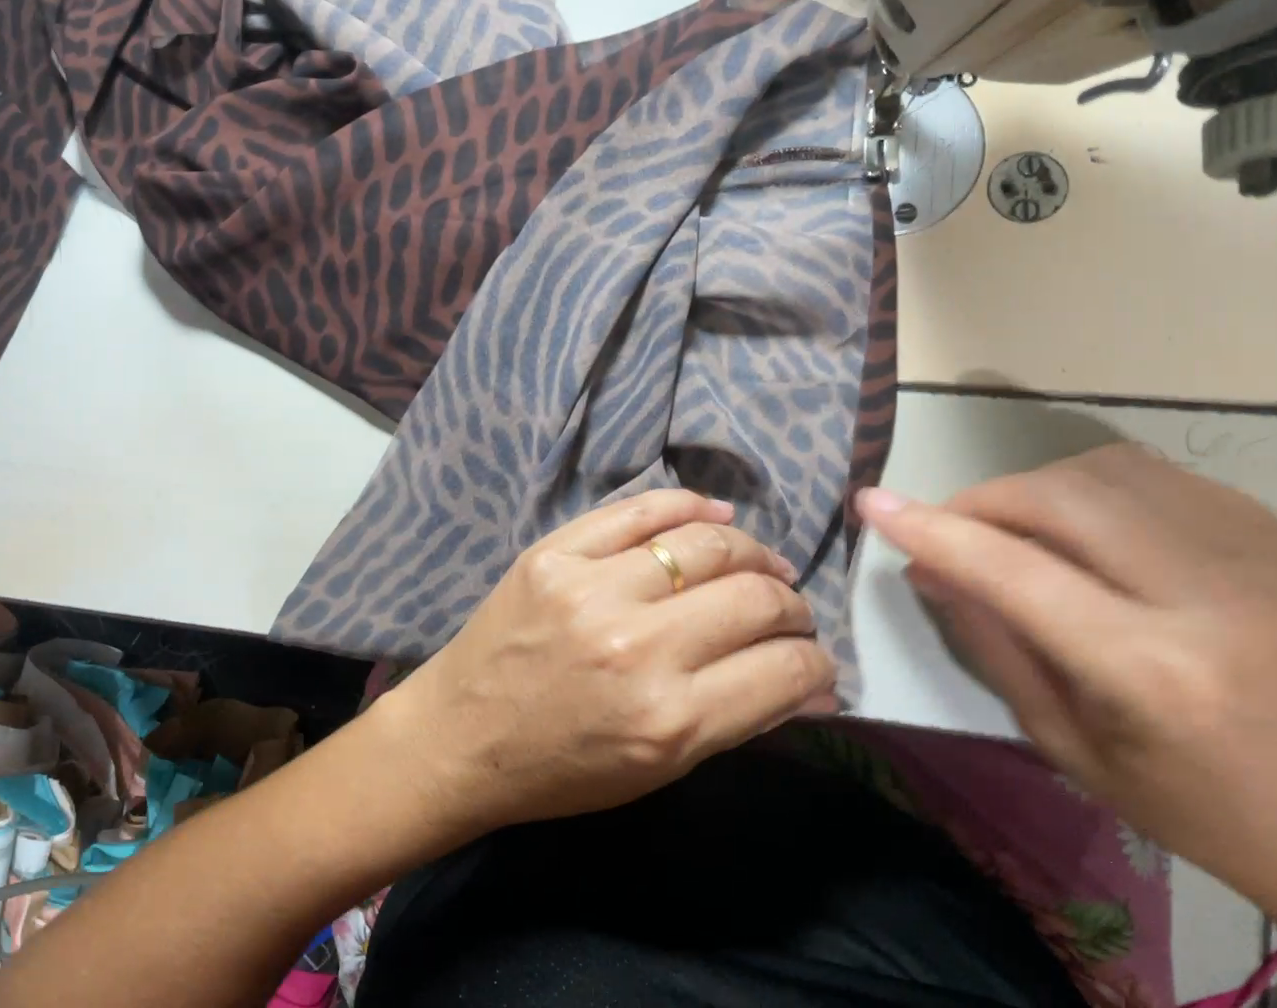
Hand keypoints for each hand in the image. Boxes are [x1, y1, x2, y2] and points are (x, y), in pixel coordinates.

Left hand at [376, 489, 836, 836]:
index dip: (817, 663)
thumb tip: (811, 680)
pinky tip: (714, 515)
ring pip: (709, 543)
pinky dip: (688, 506)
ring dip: (751, 552)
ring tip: (758, 565)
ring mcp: (591, 590)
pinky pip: (639, 510)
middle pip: (757, 597)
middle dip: (791, 605)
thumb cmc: (561, 769)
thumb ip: (736, 720)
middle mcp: (638, 648)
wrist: (458, 738)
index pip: (785, 669)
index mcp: (669, 720)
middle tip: (787, 612)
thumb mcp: (658, 770)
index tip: (813, 661)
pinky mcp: (553, 554)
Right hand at [856, 444, 1276, 915]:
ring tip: (1015, 528)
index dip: (932, 529)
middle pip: (1065, 497)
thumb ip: (992, 645)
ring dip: (1041, 488)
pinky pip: (1172, 485)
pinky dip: (1105, 495)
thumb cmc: (1198, 812)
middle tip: (948, 527)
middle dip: (985, 499)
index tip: (872, 502)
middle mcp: (1221, 598)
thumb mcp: (1069, 745)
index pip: (1014, 570)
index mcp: (1155, 672)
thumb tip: (926, 569)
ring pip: (1117, 472)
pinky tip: (1093, 535)